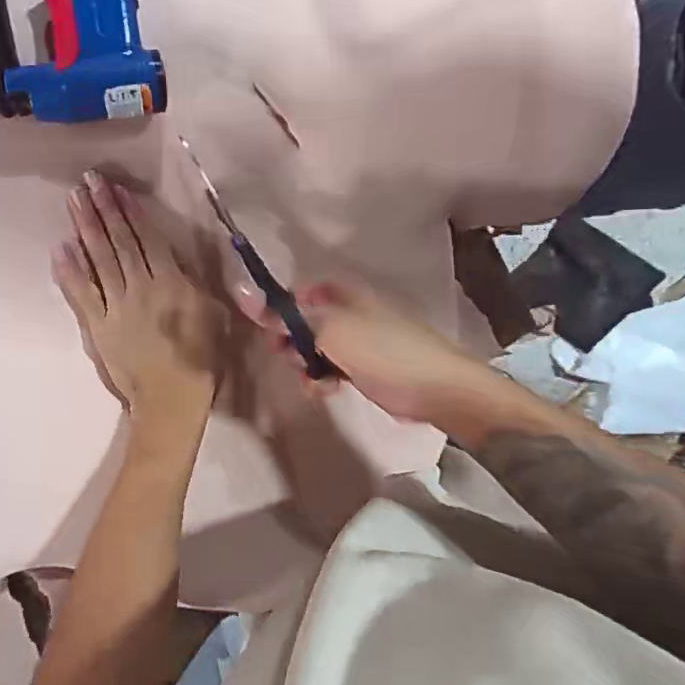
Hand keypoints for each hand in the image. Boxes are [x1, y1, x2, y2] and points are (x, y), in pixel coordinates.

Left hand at [53, 171, 225, 418]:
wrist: (171, 399)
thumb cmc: (200, 360)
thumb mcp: (213, 314)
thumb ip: (196, 282)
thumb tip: (181, 258)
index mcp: (171, 281)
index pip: (147, 238)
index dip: (130, 210)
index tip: (116, 188)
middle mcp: (139, 286)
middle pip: (118, 241)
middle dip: (103, 209)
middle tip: (88, 182)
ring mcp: (115, 305)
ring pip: (98, 259)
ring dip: (85, 228)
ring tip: (73, 202)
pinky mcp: (97, 326)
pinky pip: (80, 293)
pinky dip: (69, 270)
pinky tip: (59, 248)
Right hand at [248, 279, 502, 423]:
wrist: (440, 391)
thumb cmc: (385, 352)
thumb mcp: (330, 330)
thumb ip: (288, 317)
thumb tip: (244, 295)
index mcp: (342, 294)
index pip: (297, 292)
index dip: (278, 309)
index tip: (267, 330)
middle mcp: (347, 312)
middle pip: (301, 323)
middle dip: (290, 343)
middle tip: (290, 358)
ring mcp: (356, 341)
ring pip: (312, 349)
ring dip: (305, 366)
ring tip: (314, 381)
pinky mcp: (362, 367)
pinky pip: (328, 368)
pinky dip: (322, 379)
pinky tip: (325, 392)